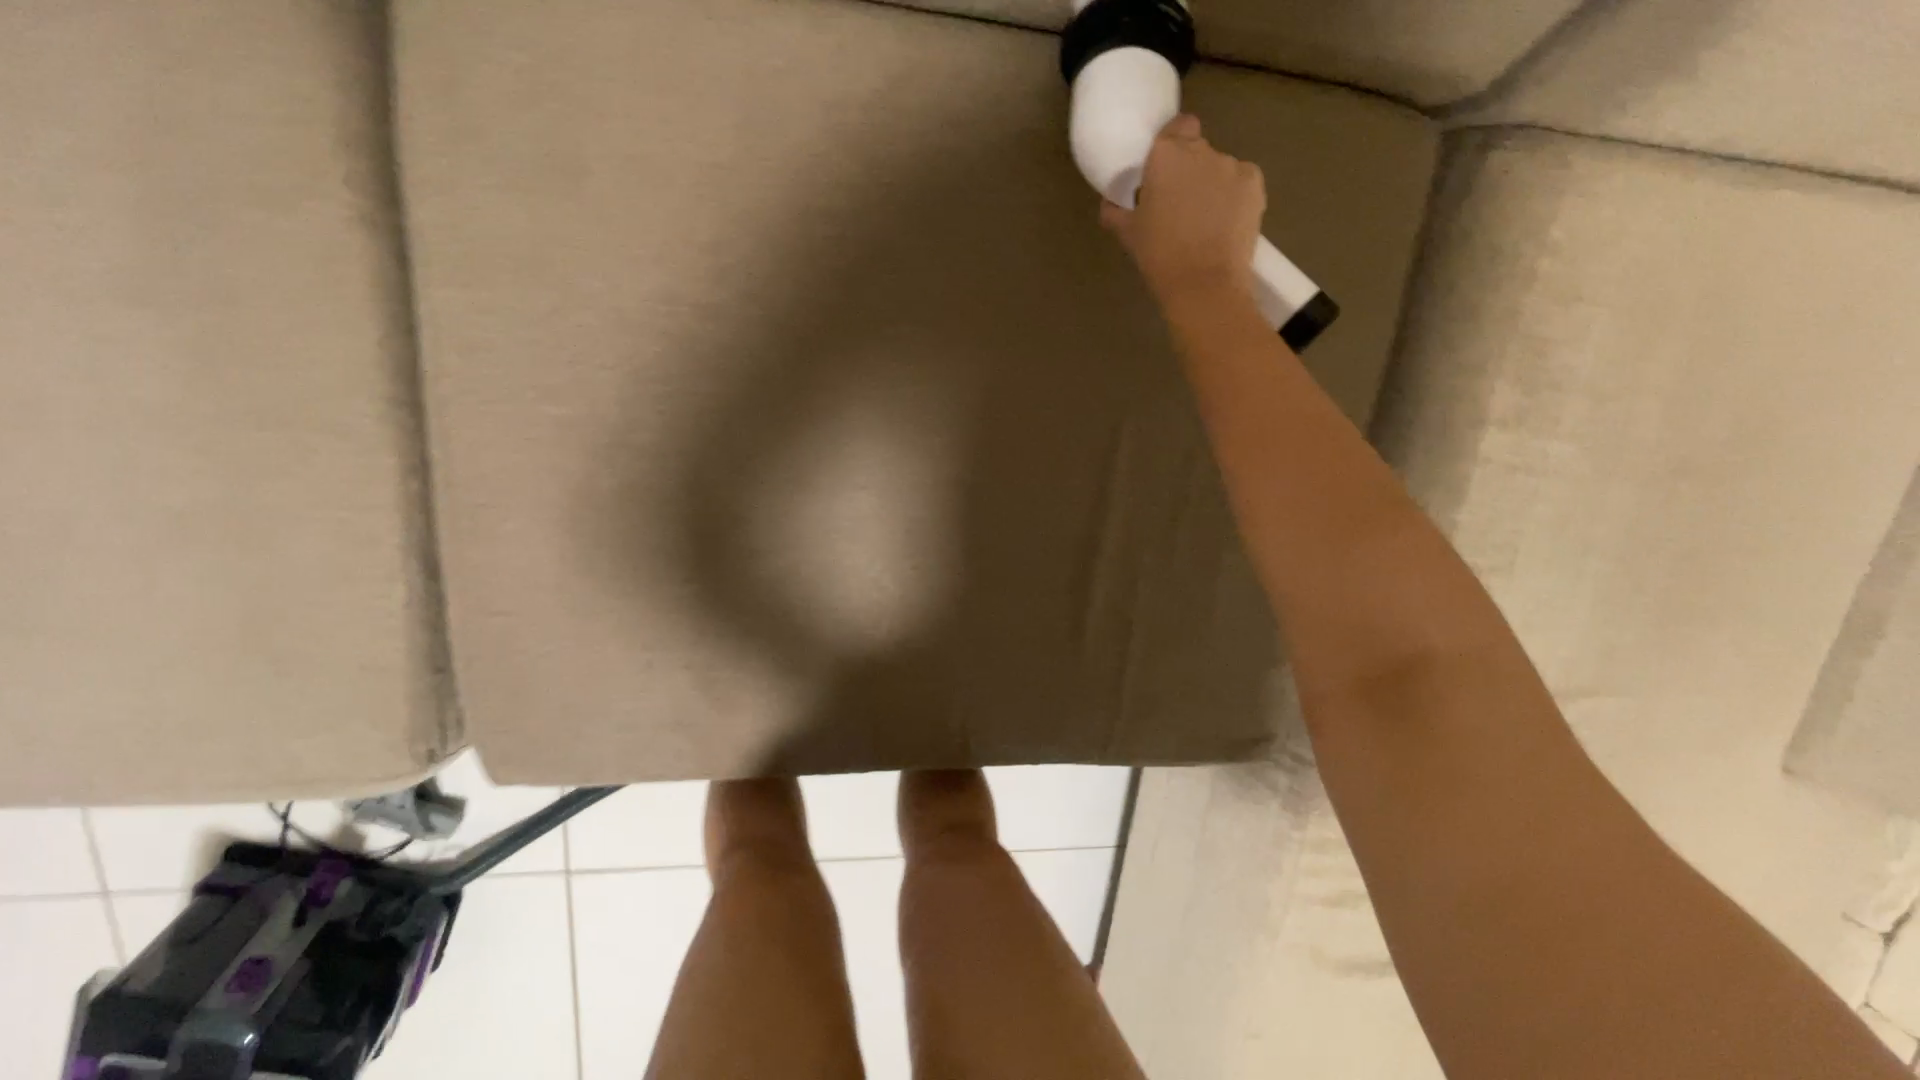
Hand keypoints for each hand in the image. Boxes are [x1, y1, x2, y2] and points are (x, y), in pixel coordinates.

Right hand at [1100, 114, 1265, 305]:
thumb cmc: (1158, 255)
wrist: (1203, 284)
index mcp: (1166, 154)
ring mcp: (1232, 166)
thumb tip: (1111, 203)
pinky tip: (1227, 222)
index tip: (1168, 168)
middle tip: (1182, 203)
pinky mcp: (1256, 185)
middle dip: (1192, 169)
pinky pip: (1242, 183)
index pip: (1178, 125)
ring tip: (1207, 220)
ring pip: (1222, 168)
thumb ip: (1115, 210)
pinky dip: (1236, 197)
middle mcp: (1202, 151)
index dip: (1175, 142)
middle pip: (1199, 149)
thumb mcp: (1127, 233)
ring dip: (1214, 185)